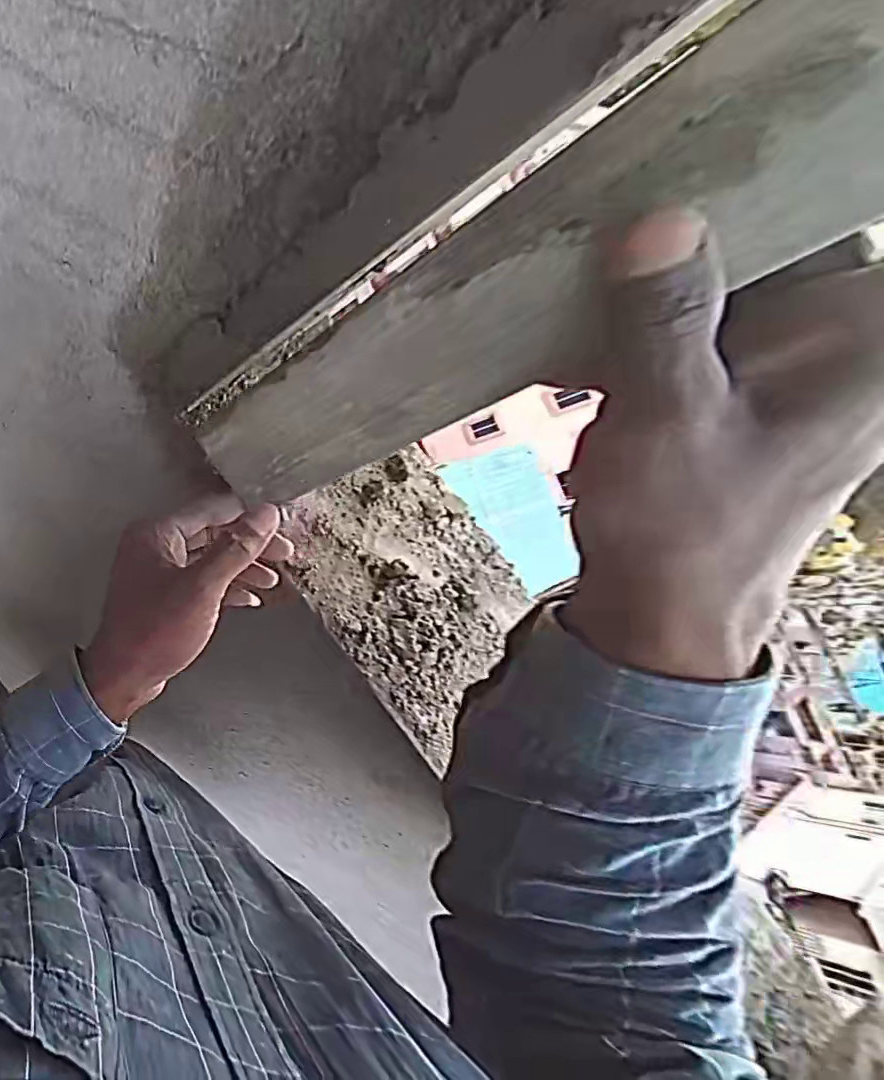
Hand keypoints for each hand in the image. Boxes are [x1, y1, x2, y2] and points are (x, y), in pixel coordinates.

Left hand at [81, 493, 293, 721]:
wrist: (125, 672)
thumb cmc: (154, 631)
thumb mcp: (203, 587)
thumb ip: (236, 549)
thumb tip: (265, 515)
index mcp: (154, 533)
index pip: (211, 509)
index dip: (250, 516)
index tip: (282, 525)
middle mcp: (150, 546)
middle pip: (210, 532)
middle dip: (249, 544)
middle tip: (285, 554)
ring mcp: (153, 570)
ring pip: (206, 557)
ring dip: (240, 566)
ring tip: (271, 579)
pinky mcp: (160, 593)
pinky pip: (197, 578)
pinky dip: (223, 585)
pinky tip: (247, 597)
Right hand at [563, 208, 883, 679]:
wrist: (662, 596)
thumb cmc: (686, 517)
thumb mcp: (669, 417)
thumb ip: (665, 323)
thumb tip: (657, 223)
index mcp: (870, 332)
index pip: (820, 223)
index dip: (741, 198)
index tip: (652, 184)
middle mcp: (840, 334)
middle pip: (755, 253)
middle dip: (666, 255)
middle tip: (581, 247)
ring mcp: (776, 361)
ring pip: (703, 295)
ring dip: (631, 300)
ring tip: (565, 305)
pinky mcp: (723, 385)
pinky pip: (675, 334)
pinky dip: (624, 336)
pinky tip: (576, 354)